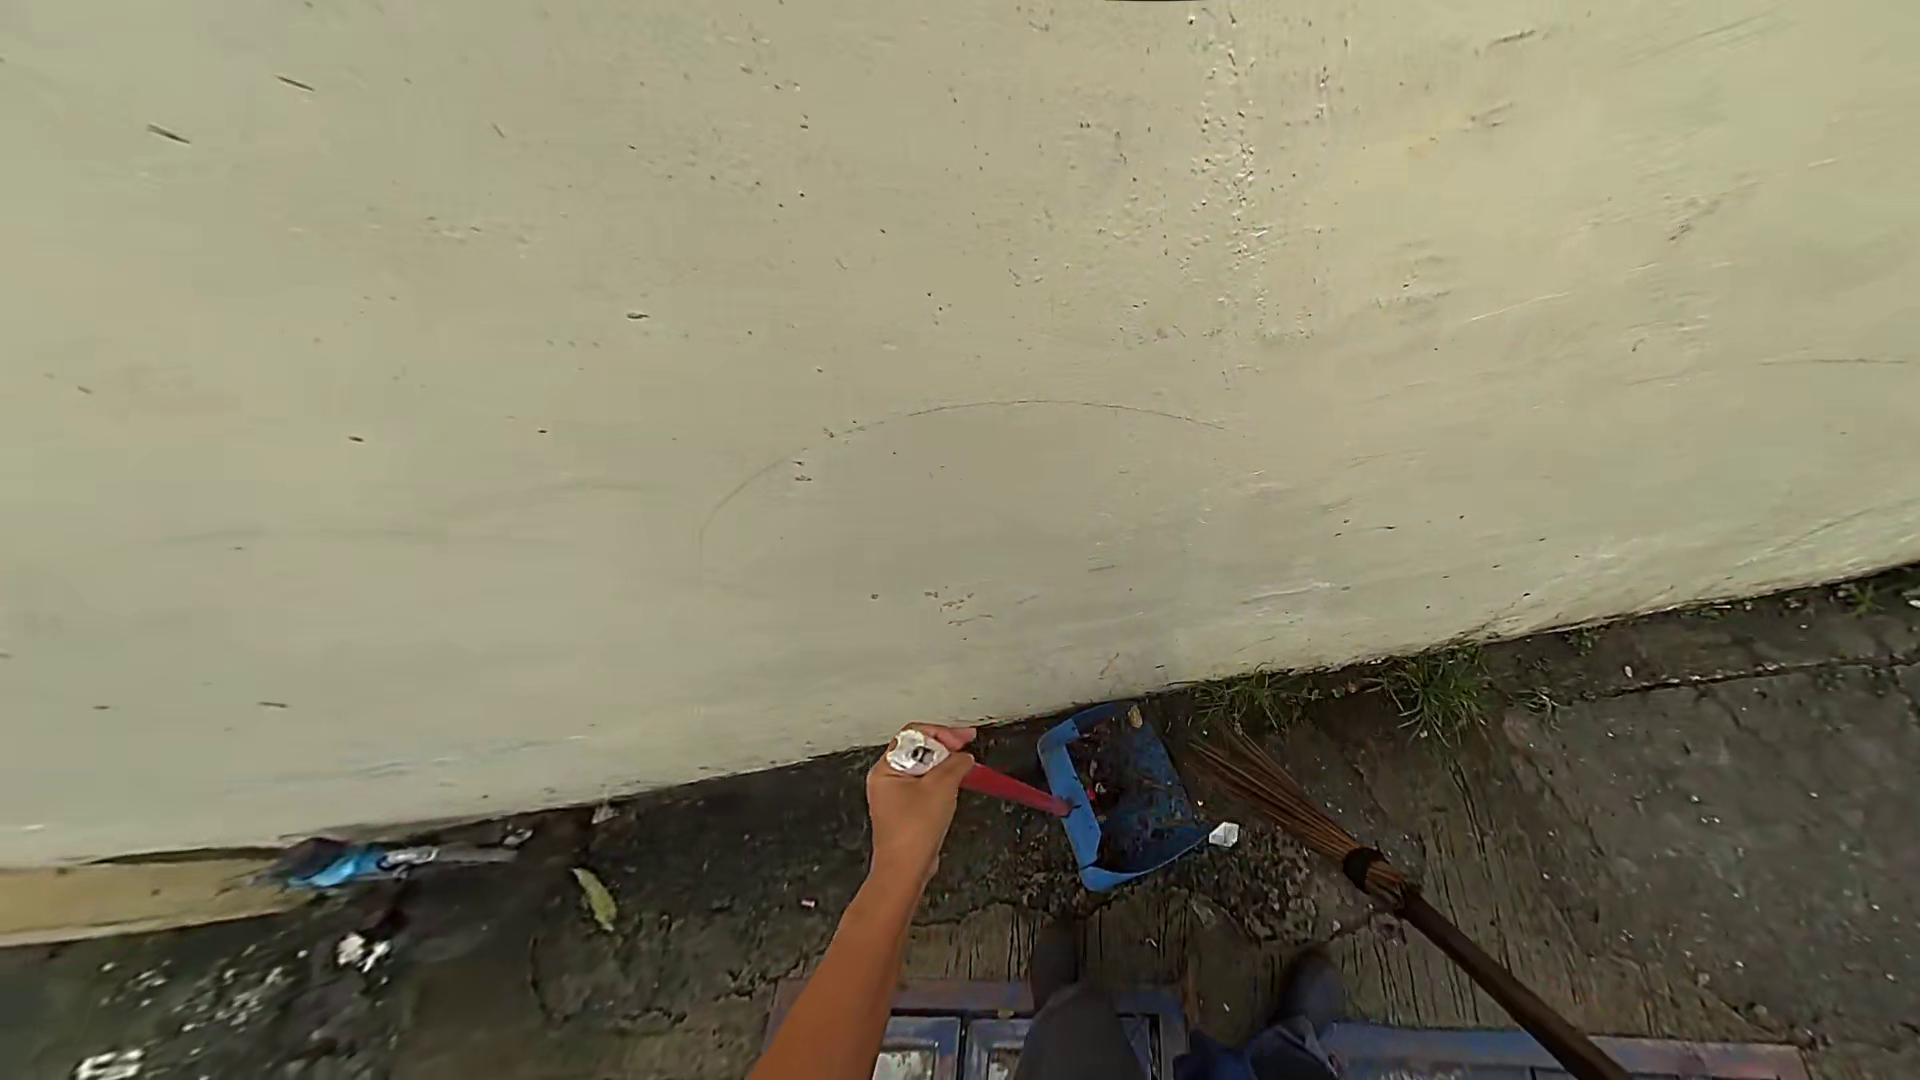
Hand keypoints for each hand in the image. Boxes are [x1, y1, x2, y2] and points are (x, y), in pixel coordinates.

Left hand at [866, 724, 975, 887]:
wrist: (906, 870)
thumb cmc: (914, 831)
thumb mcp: (942, 786)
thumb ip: (956, 763)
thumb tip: (964, 756)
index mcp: (886, 768)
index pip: (914, 735)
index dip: (941, 733)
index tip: (963, 737)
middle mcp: (886, 778)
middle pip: (918, 749)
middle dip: (944, 746)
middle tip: (965, 746)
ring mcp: (894, 795)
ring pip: (922, 767)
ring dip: (944, 763)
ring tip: (963, 765)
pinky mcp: (905, 809)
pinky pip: (923, 784)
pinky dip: (940, 780)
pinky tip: (954, 784)